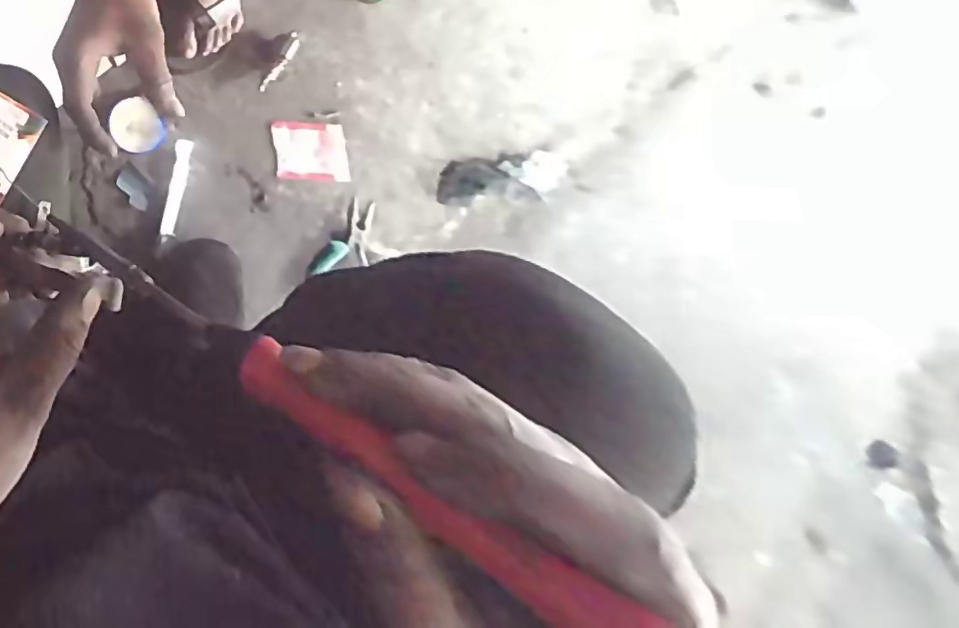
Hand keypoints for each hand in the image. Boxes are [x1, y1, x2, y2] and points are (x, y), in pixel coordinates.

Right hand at [55, 0, 185, 153]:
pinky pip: (84, 81)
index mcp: (76, 62)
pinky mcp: (75, 50)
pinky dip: (100, 95)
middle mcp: (65, 63)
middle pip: (77, 106)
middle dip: (98, 127)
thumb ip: (156, 80)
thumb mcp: (147, 41)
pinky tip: (120, 98)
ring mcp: (68, 56)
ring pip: (81, 94)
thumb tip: (172, 115)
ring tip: (123, 124)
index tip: (114, 152)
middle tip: (120, 143)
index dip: (95, 133)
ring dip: (100, 111)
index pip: (80, 109)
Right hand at [280, 347, 717, 627]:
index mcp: (652, 588)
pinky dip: (388, 390)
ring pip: (473, 404)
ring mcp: (564, 474)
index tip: (407, 454)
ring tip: (306, 369)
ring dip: (381, 379)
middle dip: (400, 393)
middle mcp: (614, 512)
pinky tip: (339, 381)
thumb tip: (348, 485)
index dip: (502, 478)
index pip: (597, 517)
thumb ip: (414, 585)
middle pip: (512, 429)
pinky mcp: (513, 458)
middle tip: (309, 374)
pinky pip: (451, 409)